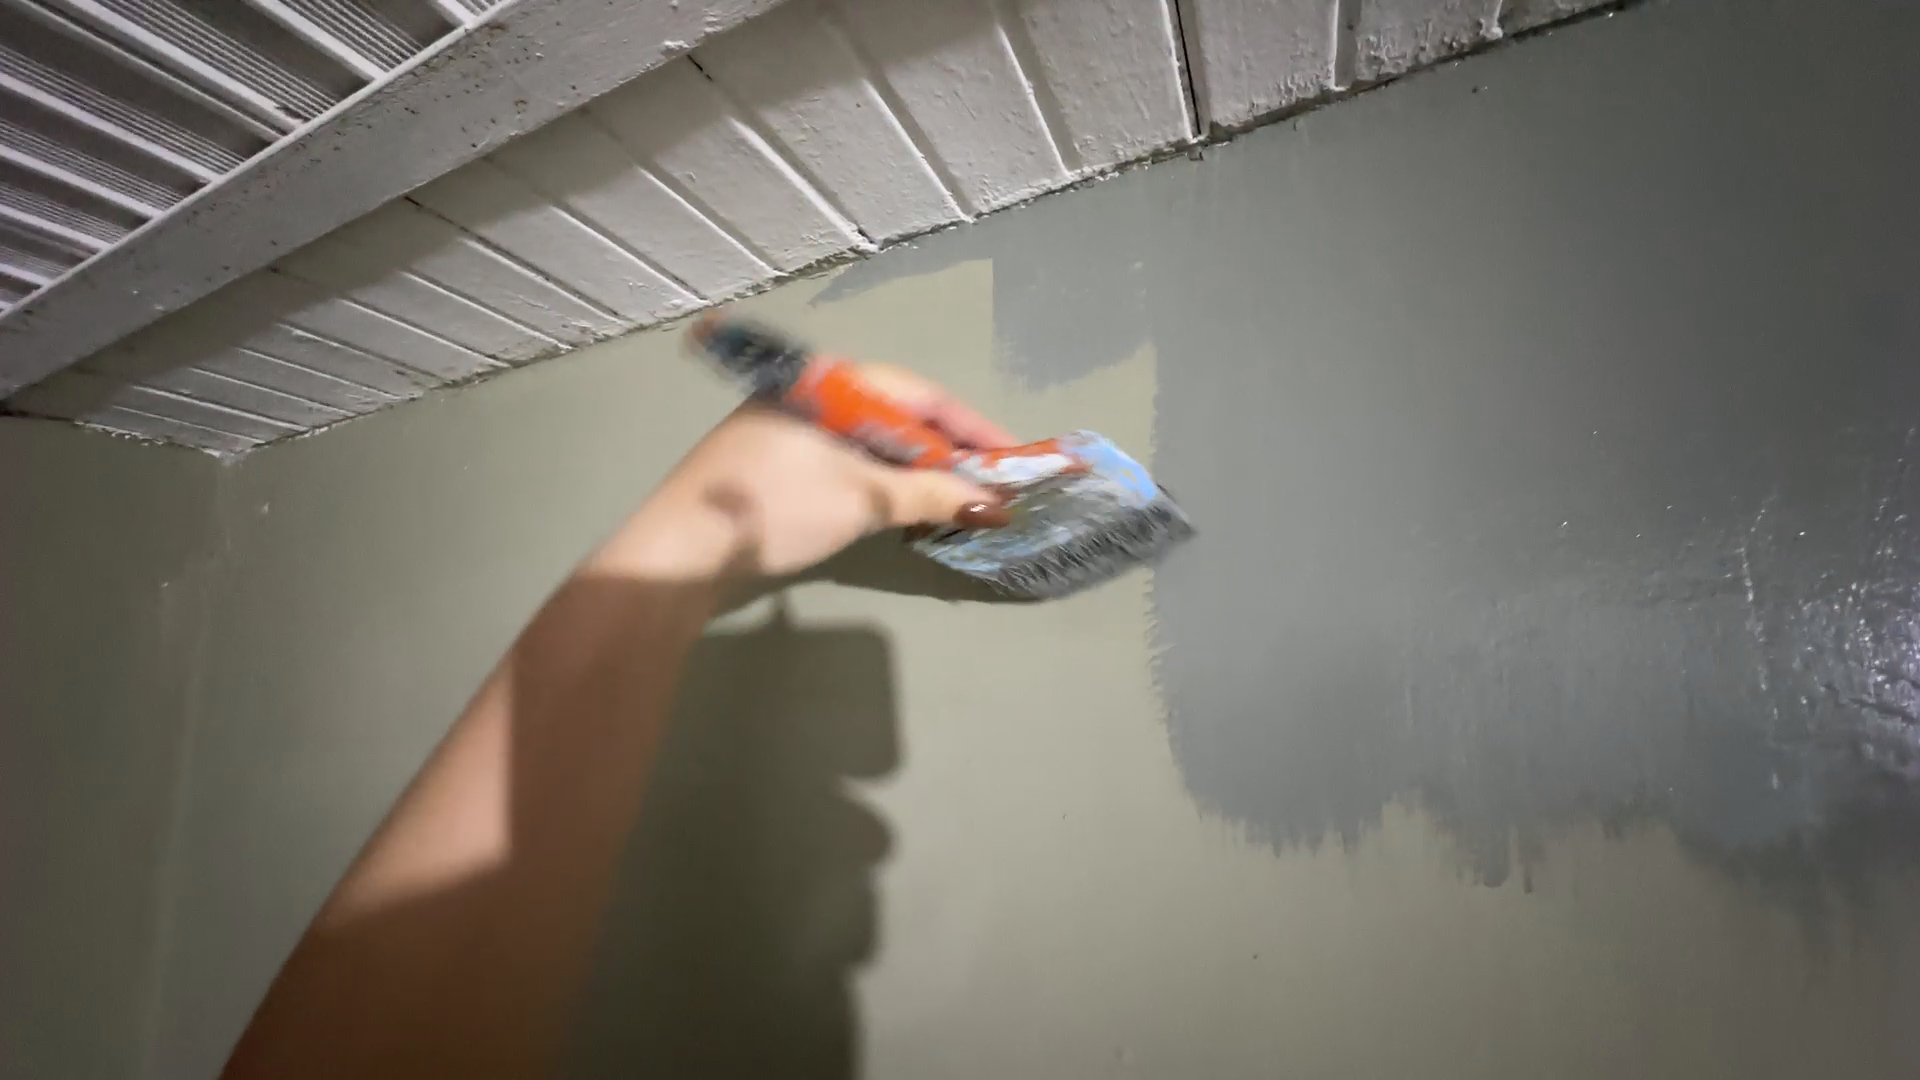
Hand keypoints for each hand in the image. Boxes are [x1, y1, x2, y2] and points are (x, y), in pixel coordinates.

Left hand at [598, 363, 1017, 581]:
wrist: (681, 553)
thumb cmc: (775, 509)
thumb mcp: (862, 499)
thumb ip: (930, 494)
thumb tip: (995, 504)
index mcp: (831, 382)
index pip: (920, 395)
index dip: (972, 428)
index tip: (1015, 457)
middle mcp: (814, 393)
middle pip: (901, 416)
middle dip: (949, 450)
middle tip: (993, 481)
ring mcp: (796, 427)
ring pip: (877, 441)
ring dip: (920, 469)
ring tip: (961, 495)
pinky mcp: (785, 461)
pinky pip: (852, 460)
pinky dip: (886, 481)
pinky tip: (908, 501)